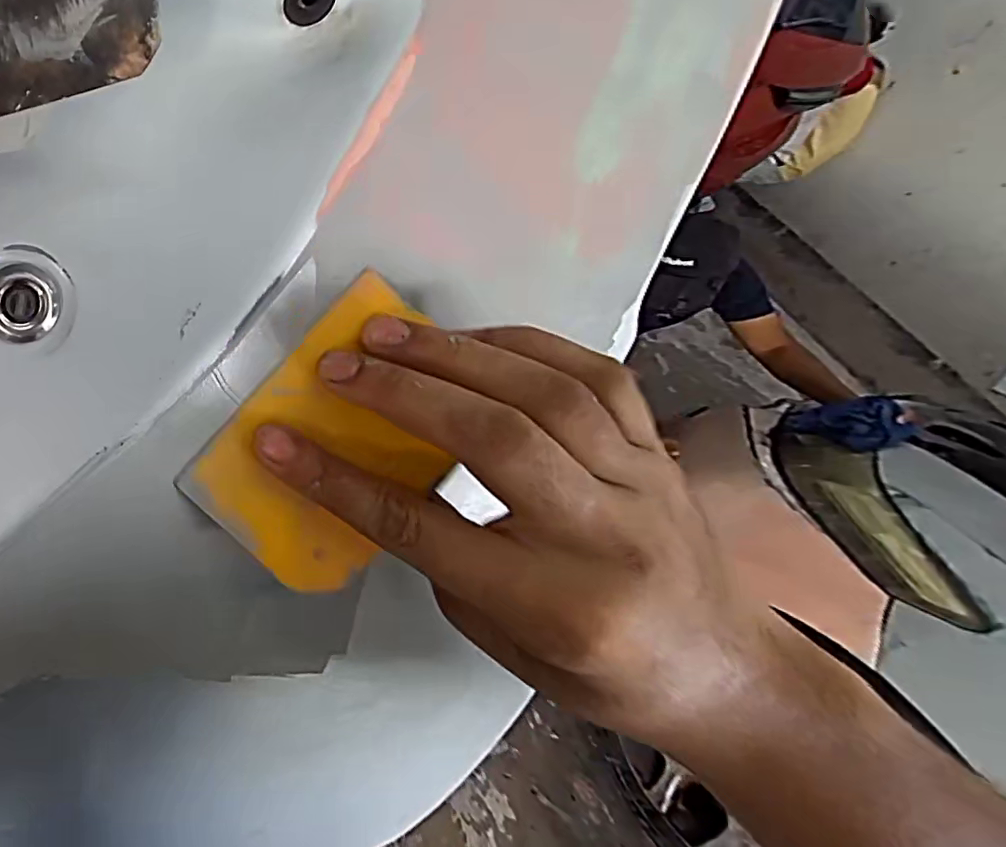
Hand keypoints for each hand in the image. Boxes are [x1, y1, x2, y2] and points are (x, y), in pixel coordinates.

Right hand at [253, 319, 795, 752]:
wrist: (726, 673)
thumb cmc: (595, 667)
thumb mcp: (496, 634)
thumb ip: (438, 550)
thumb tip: (376, 468)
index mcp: (554, 605)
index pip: (420, 527)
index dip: (337, 479)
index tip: (278, 442)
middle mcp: (602, 535)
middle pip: (489, 441)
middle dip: (399, 394)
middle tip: (335, 365)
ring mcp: (640, 480)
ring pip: (543, 393)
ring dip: (452, 353)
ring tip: (387, 332)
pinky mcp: (656, 446)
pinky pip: (591, 373)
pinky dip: (519, 343)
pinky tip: (466, 336)